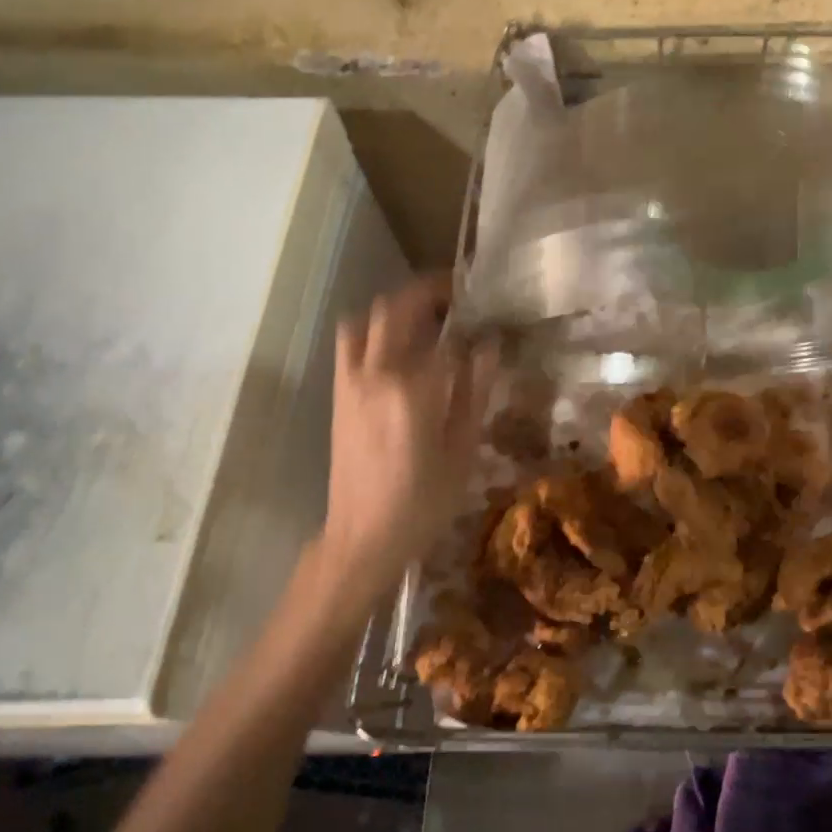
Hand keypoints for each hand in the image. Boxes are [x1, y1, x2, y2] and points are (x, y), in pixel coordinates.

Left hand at [320, 275, 493, 596]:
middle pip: (399, 309)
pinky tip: (397, 348)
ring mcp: (352, 381)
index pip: (448, 336)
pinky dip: (372, 331)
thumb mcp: (463, 451)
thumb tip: (489, 348)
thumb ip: (475, 393)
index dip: (473, 322)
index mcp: (415, 390)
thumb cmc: (424, 501)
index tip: (492, 320)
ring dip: (396, 310)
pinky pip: (350, 344)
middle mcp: (377, 374)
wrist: (364, 536)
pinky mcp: (339, 394)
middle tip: (459, 300)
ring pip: (367, 319)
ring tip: (425, 319)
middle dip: (430, 295)